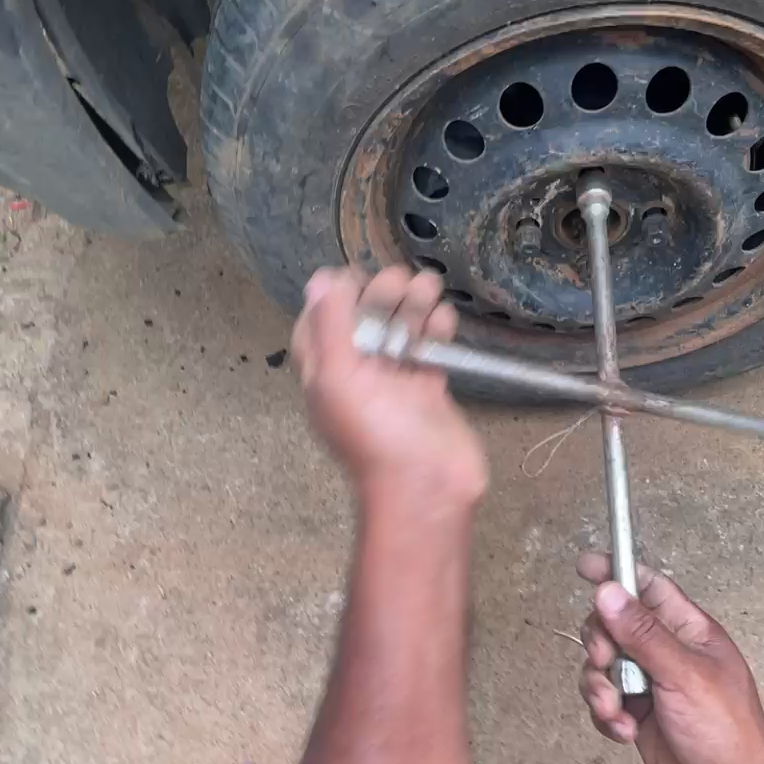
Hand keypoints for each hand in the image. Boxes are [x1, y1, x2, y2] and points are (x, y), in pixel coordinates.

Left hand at [290, 266, 487, 512]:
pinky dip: (437, 332)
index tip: (355, 275)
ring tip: (430, 286)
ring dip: (413, 305)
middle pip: (364, 322)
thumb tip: (320, 280)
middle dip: (381, 295)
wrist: (426, 488)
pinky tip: (445, 318)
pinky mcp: (428, 393)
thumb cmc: (377, 434)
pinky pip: (429, 353)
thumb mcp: (339, 378)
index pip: (318, 324)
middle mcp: (357, 377)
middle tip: (401, 280)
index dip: (332, 297)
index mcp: (325, 375)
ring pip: (400, 333)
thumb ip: (329, 326)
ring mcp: (395, 385)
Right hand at [576, 553, 763, 763]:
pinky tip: (625, 731)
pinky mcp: (634, 710)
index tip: (585, 566)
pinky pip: (602, 698)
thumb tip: (608, 590)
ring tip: (617, 710)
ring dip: (599, 687)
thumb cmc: (727, 732)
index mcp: (688, 630)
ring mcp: (648, 681)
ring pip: (601, 663)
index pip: (647, 586)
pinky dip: (605, 714)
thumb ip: (643, 633)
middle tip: (606, 662)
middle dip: (600, 643)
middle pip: (612, 623)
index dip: (617, 572)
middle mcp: (665, 650)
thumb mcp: (684, 676)